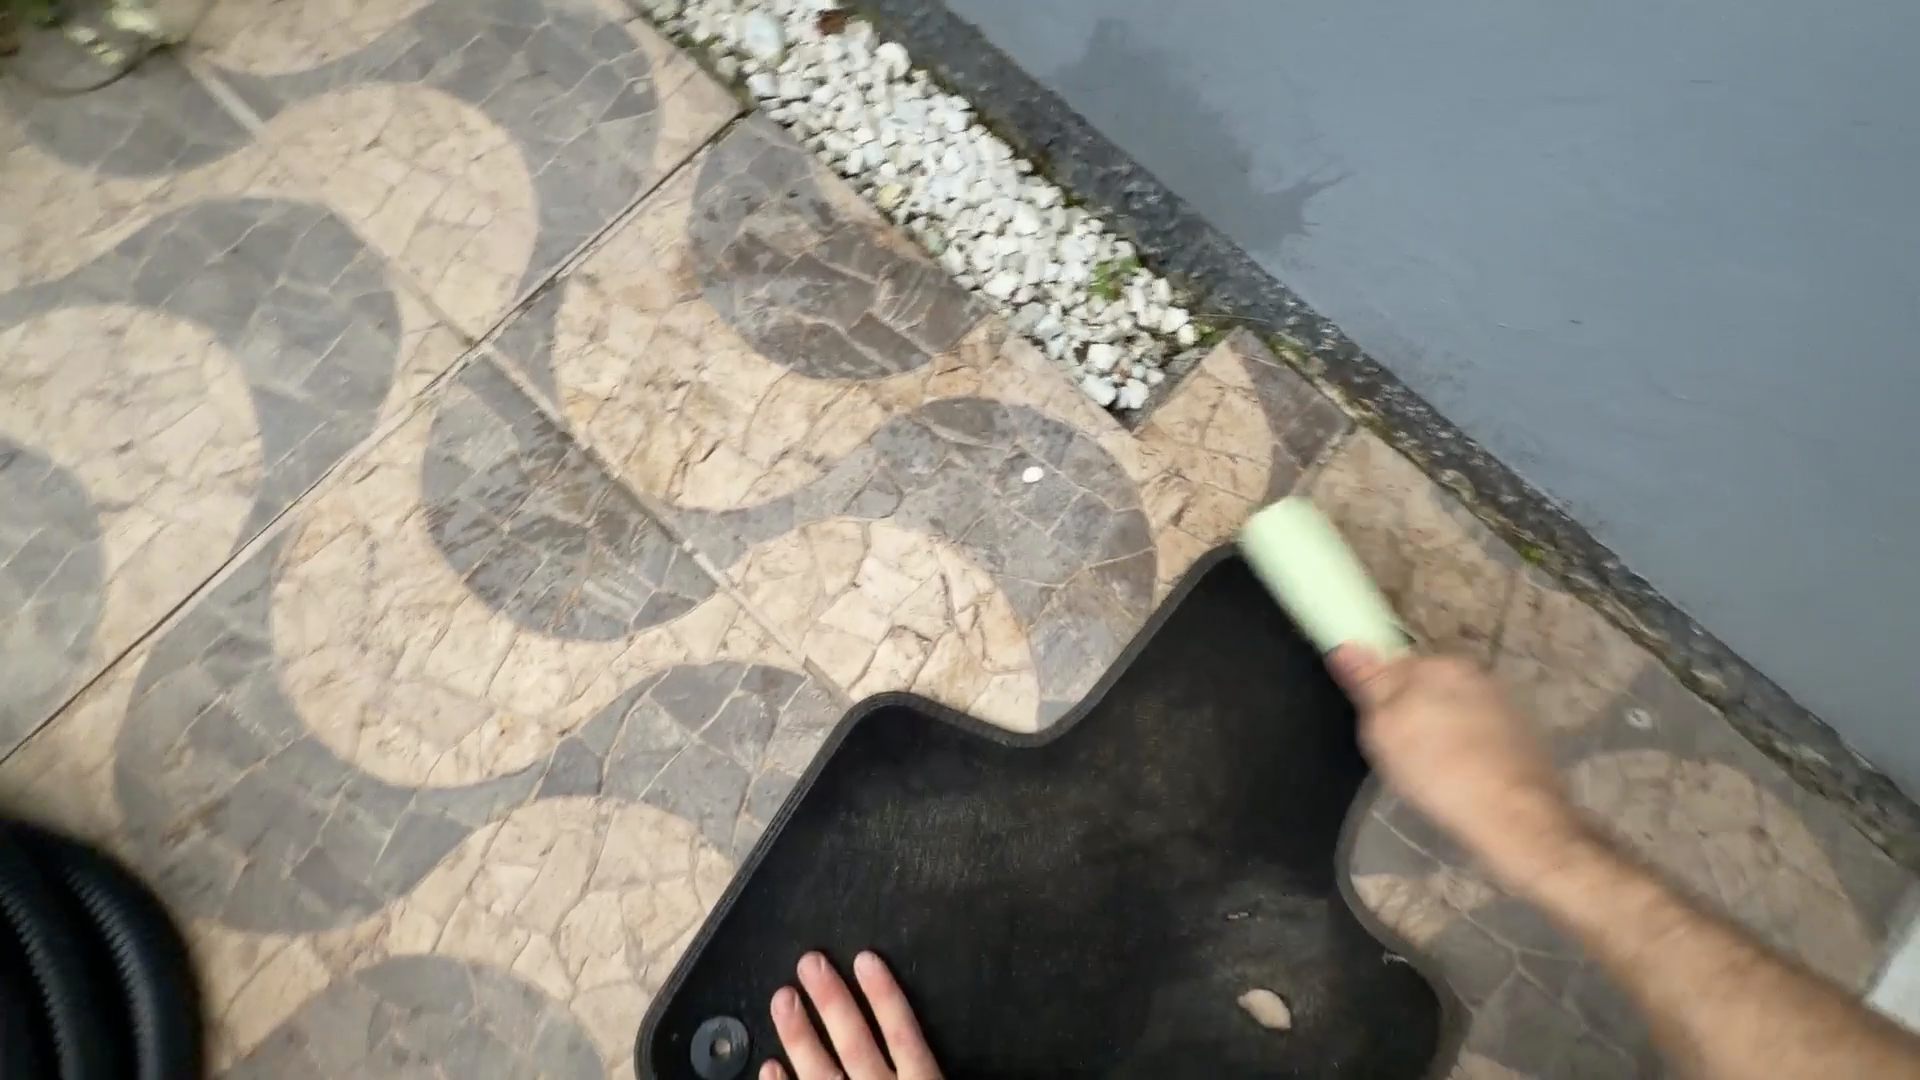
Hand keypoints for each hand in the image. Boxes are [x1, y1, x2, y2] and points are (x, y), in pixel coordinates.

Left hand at [763, 951, 941, 1079]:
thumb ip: (928, 1060)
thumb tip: (923, 1033)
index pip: (903, 1034)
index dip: (884, 994)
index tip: (865, 958)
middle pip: (856, 1045)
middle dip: (832, 1001)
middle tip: (810, 963)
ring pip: (822, 1075)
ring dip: (799, 1036)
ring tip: (782, 998)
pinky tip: (769, 1065)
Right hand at [1327, 645, 1582, 885]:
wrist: (1517, 822)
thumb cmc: (1438, 772)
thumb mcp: (1383, 727)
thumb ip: (1365, 681)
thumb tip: (1347, 646)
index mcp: (1439, 665)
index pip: (1390, 662)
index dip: (1375, 693)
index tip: (1374, 724)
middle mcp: (1476, 674)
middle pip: (1422, 685)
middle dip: (1407, 709)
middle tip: (1397, 748)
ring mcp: (1504, 705)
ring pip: (1449, 709)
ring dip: (1436, 729)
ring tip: (1429, 767)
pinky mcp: (1523, 736)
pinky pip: (1475, 731)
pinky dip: (1463, 746)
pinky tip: (1457, 775)